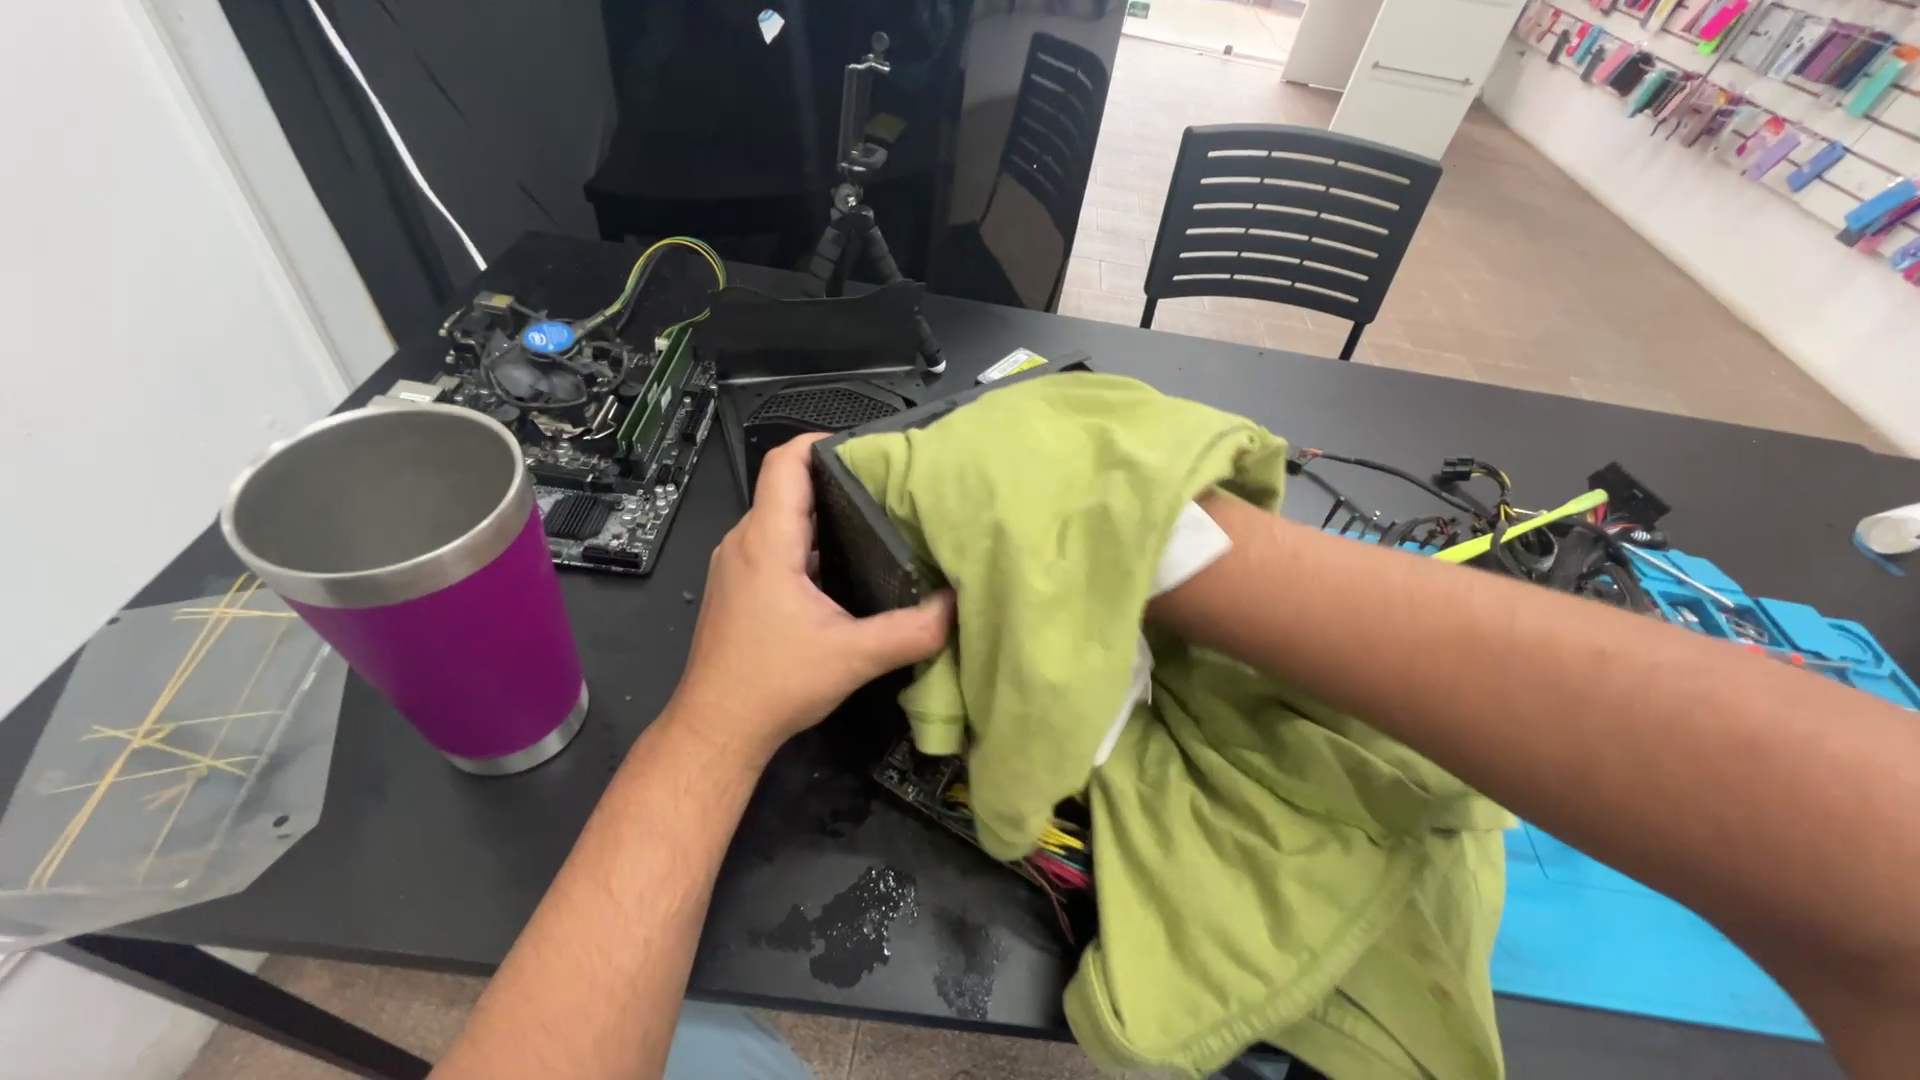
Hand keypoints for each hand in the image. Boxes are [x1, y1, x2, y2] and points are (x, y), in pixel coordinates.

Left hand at [670, 434, 952, 761]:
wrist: (717, 728)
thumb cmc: (771, 686)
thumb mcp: (852, 657)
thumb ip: (911, 631)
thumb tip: (957, 606)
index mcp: (767, 542)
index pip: (785, 461)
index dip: (823, 441)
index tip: (867, 446)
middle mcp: (744, 544)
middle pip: (788, 487)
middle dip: (837, 480)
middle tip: (888, 488)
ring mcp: (737, 566)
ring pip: (782, 518)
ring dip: (824, 515)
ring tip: (875, 523)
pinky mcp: (739, 588)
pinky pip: (775, 546)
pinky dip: (809, 544)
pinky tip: (844, 567)